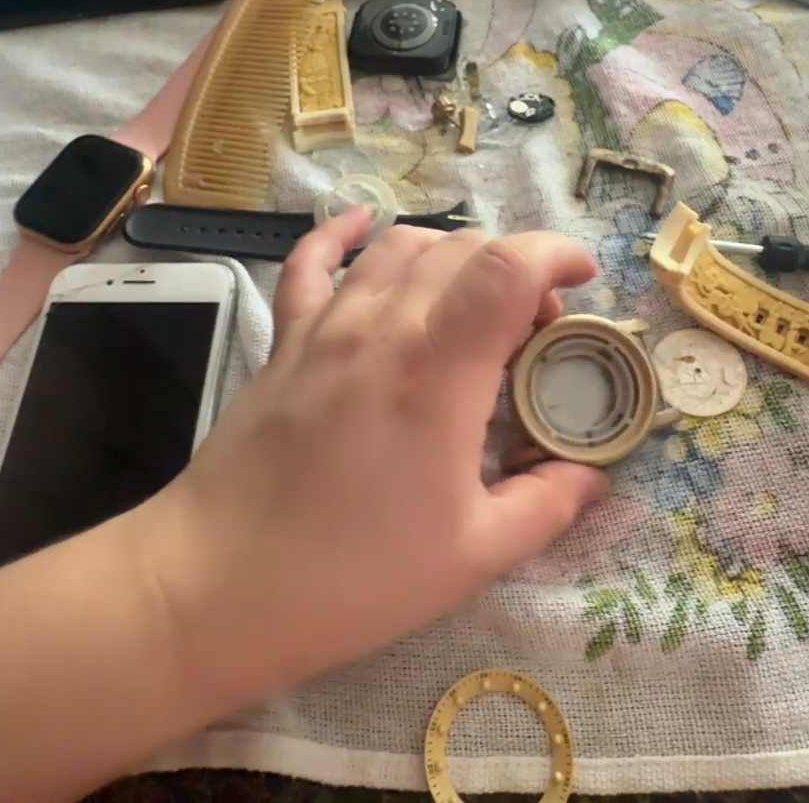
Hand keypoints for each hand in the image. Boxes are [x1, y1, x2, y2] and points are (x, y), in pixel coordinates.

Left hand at [139, 208, 609, 703]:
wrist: (217, 584)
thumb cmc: (352, 575)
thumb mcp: (472, 555)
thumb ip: (546, 505)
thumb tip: (592, 475)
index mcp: (438, 370)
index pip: (507, 267)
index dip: (556, 255)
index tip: (582, 282)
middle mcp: (383, 325)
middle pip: (463, 248)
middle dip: (517, 267)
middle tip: (533, 326)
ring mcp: (326, 325)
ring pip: (398, 246)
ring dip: (452, 254)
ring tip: (471, 298)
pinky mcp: (284, 339)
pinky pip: (311, 262)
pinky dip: (343, 234)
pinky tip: (362, 225)